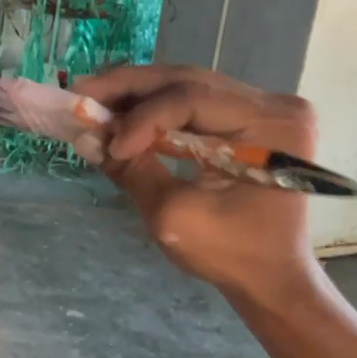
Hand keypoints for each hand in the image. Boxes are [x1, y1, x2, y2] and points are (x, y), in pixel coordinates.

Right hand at [76, 65, 318, 299]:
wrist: (271, 276)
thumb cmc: (231, 254)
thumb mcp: (174, 217)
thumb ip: (133, 172)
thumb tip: (87, 138)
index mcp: (271, 126)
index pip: (194, 99)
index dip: (143, 118)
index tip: (107, 145)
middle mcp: (274, 105)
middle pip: (189, 81)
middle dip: (130, 87)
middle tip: (82, 90)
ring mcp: (263, 109)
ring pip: (188, 86)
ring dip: (138, 93)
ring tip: (94, 98)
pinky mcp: (248, 119)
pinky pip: (194, 102)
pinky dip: (155, 108)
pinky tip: (123, 111)